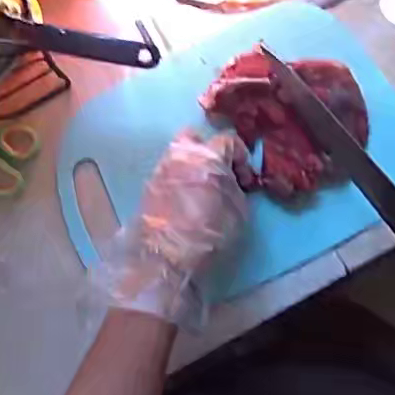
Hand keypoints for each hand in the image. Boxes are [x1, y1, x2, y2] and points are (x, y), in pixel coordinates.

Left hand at [95, 129, 249, 324]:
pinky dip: (179, 179)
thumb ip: (237, 187)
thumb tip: (233, 182)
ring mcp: (161, 168)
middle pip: (196, 138)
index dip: (242, 157)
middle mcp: (181, 154)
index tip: (246, 179)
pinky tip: (186, 200)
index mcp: (207, 155)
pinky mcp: (148, 185)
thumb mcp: (240, 211)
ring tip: (203, 190)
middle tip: (220, 175)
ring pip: (179, 154)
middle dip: (210, 151)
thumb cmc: (210, 233)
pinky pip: (168, 172)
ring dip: (192, 166)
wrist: (166, 256)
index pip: (229, 140)